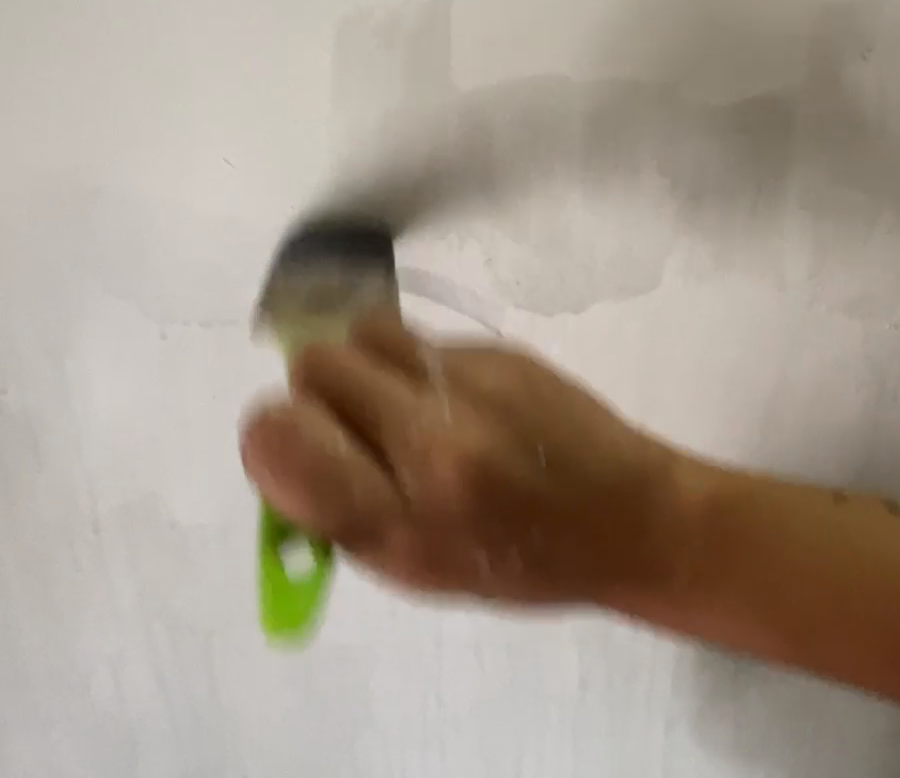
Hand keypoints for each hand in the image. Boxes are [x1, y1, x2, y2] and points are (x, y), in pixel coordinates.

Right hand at [240, 311, 688, 604]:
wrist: (630, 517)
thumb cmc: (521, 563)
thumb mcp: (419, 571)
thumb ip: (343, 511)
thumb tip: (286, 443)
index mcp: (402, 522)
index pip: (283, 443)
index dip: (270, 436)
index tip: (294, 443)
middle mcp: (434, 443)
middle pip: (318, 365)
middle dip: (318, 391)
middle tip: (355, 421)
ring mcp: (473, 384)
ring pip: (365, 329)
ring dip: (363, 360)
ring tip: (398, 396)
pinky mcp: (503, 350)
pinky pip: (422, 336)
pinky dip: (416, 361)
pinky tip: (455, 395)